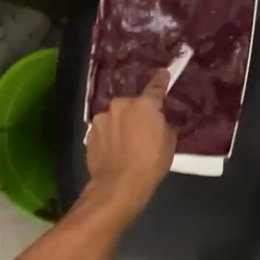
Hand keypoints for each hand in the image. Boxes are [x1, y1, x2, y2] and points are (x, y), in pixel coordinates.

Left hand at [84, 69, 175, 220]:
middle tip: (143, 131)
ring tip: (126, 145)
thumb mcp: (169, 143)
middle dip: (137, 113)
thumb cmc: (150, 163)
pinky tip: (114, 151)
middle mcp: (120, 105)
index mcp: (144, 105)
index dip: (161, 80)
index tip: (163, 73)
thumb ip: (164, 125)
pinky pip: (104, 130)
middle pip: (132, 105)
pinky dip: (110, 137)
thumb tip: (160, 121)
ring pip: (116, 117)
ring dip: (121, 125)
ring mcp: (102, 119)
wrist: (118, 185)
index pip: (155, 86)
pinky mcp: (89, 133)